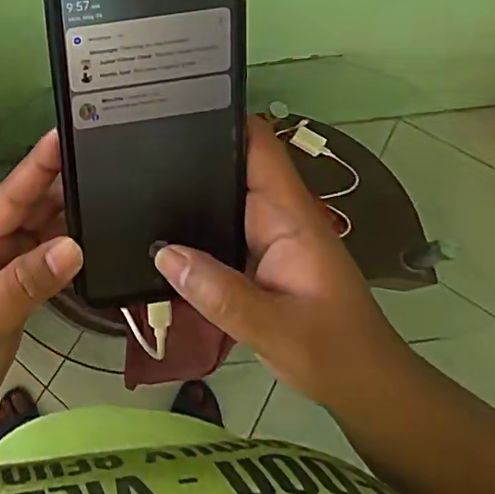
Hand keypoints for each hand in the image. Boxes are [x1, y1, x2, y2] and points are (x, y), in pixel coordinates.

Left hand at [0, 131, 81, 427]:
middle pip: (31, 206)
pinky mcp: (18, 288)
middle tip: (107, 158)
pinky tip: (97, 238)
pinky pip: (48, 259)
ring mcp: (4, 265)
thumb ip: (24, 283)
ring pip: (43, 231)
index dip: (38, 165)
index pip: (9, 194)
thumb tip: (73, 247)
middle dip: (64, 183)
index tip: (67, 134)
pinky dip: (71, 249)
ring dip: (72, 214)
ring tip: (113, 190)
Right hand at [152, 118, 415, 409]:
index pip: (259, 146)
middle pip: (230, 163)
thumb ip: (222, 294)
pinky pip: (216, 224)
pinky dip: (188, 219)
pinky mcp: (253, 255)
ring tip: (129, 174)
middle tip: (131, 138)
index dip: (224, 117)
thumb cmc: (336, 354)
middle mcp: (275, 215)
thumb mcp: (278, 330)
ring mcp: (264, 234)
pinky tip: (152, 223)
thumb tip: (163, 253)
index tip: (176, 102)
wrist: (365, 390)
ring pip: (219, 194)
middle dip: (188, 148)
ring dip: (185, 184)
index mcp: (290, 216)